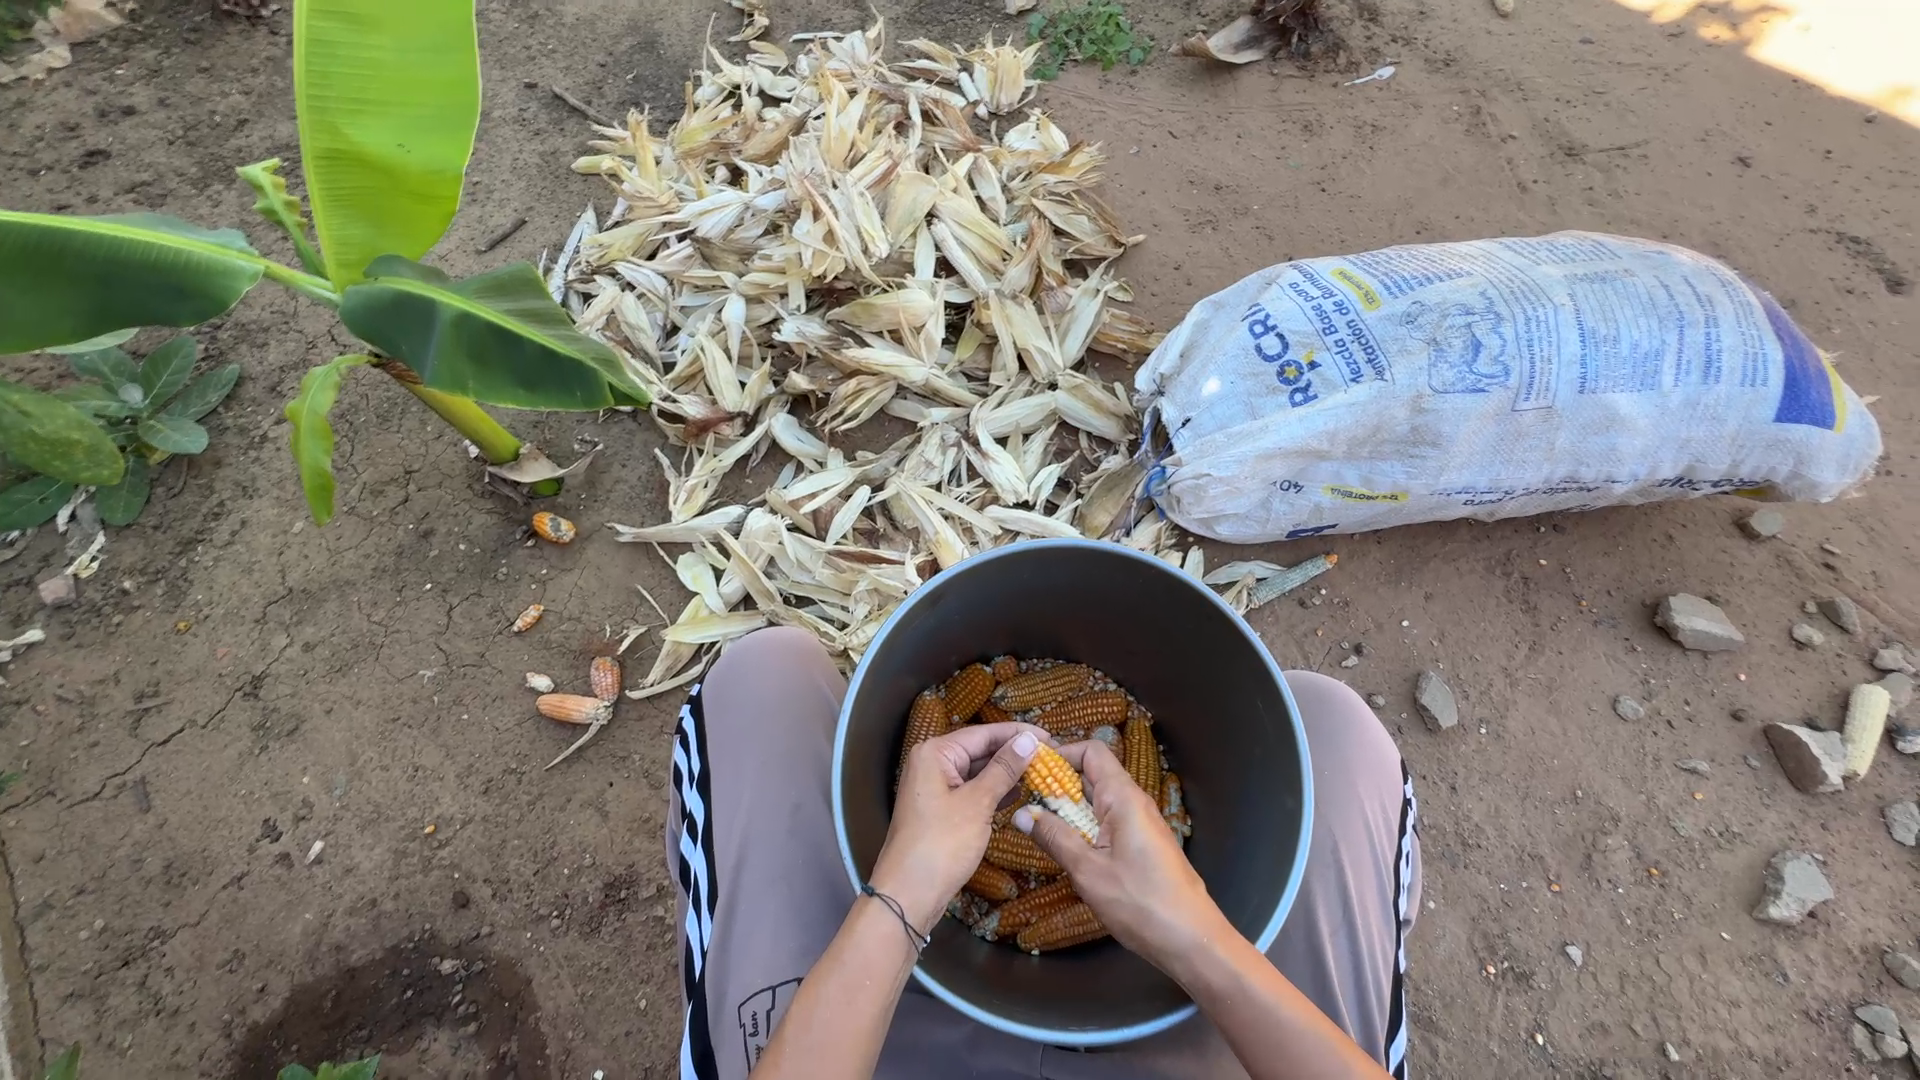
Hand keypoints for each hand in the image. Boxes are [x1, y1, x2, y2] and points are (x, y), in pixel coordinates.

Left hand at [869, 722, 1045, 931]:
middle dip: (1014, 753)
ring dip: (1008, 773)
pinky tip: (1020, 792)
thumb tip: (1029, 739)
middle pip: (980, 750)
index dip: (1018, 734)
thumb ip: (1004, 769)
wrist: (908, 895)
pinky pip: (973, 791)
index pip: (984, 733)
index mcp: (936, 753)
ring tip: (1043, 772)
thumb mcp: (977, 803)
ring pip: (978, 771)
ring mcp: (936, 788)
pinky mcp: (943, 810)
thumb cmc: (941, 844)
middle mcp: (933, 763)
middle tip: (1051, 756)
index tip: (1050, 736)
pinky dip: (995, 791)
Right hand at [1015, 741, 1234, 976]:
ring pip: (1098, 801)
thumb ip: (1054, 838)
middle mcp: (1134, 802)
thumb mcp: (1088, 870)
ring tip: (1041, 825)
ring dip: (1069, 808)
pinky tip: (1069, 848)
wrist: (1192, 941)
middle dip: (1059, 783)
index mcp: (1123, 798)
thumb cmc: (1141, 903)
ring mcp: (1140, 824)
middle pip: (1093, 774)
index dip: (1061, 753)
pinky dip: (1085, 826)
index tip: (1032, 770)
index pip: (1091, 752)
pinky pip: (1108, 822)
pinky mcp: (1142, 845)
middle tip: (1027, 800)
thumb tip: (1022, 814)